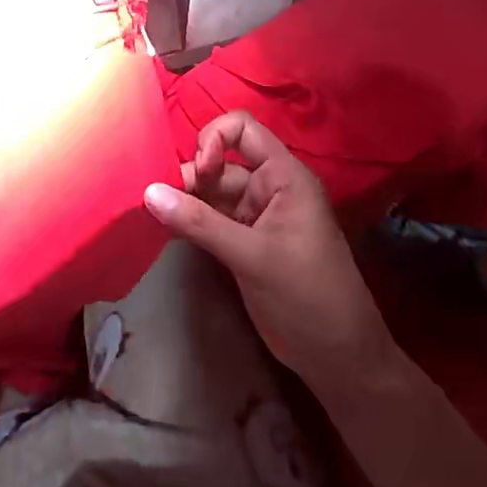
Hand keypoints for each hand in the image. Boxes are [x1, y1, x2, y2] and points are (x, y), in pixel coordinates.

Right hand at [143, 112, 399, 388]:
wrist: (338, 358)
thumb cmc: (308, 297)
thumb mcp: (253, 257)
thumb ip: (200, 223)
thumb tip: (148, 191)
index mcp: (283, 177)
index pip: (242, 129)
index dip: (214, 139)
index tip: (198, 172)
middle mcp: (268, 187)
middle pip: (219, 162)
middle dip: (190, 175)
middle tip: (161, 201)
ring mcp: (254, 215)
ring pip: (210, 191)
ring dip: (184, 198)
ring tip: (155, 214)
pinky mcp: (242, 241)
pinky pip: (209, 217)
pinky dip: (188, 219)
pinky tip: (166, 226)